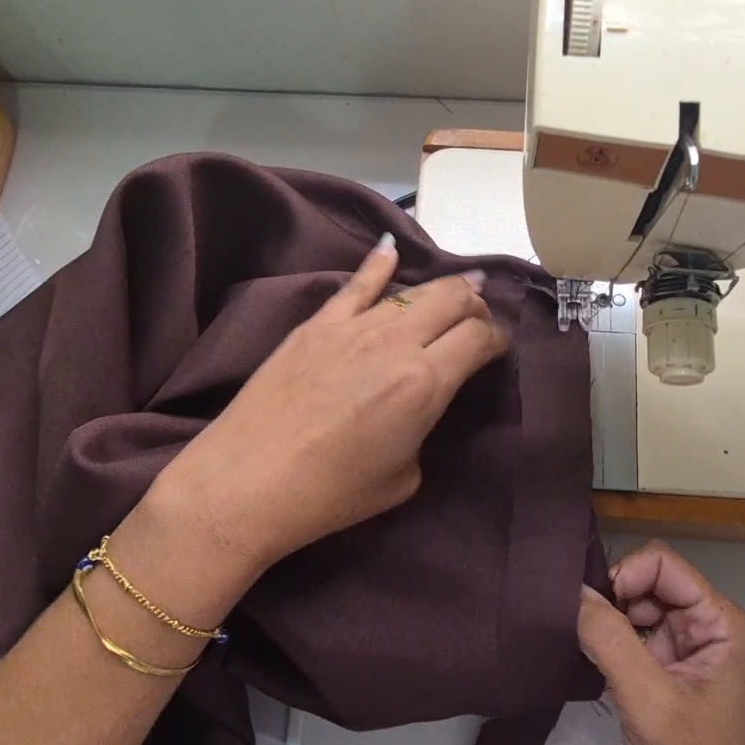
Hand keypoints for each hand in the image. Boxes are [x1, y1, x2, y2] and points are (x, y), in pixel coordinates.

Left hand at [140, 232, 508, 577]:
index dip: (497, 338)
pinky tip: (391, 249)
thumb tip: (418, 405)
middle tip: (477, 317)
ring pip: (411, 289)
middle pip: (452, 298)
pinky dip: (379, 264)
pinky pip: (356, 284)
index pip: (479, 337)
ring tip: (454, 291)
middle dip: (474, 304)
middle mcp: (396, 341)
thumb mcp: (403, 476)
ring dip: (440, 289)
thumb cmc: (331, 495)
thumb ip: (422, 428)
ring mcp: (352, 326)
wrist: (246, 483)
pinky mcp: (316, 324)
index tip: (498, 348)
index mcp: (426, 383)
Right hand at [577, 543, 744, 744]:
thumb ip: (611, 642)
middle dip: (614, 602)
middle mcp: (708, 627)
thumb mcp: (651, 703)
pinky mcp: (666, 671)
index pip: (664, 564)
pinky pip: (631, 637)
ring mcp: (687, 649)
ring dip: (609, 625)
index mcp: (723, 623)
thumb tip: (572, 593)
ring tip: (589, 654)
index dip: (625, 577)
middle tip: (588, 637)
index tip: (597, 613)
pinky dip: (608, 646)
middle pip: (648, 582)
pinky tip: (595, 668)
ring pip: (635, 608)